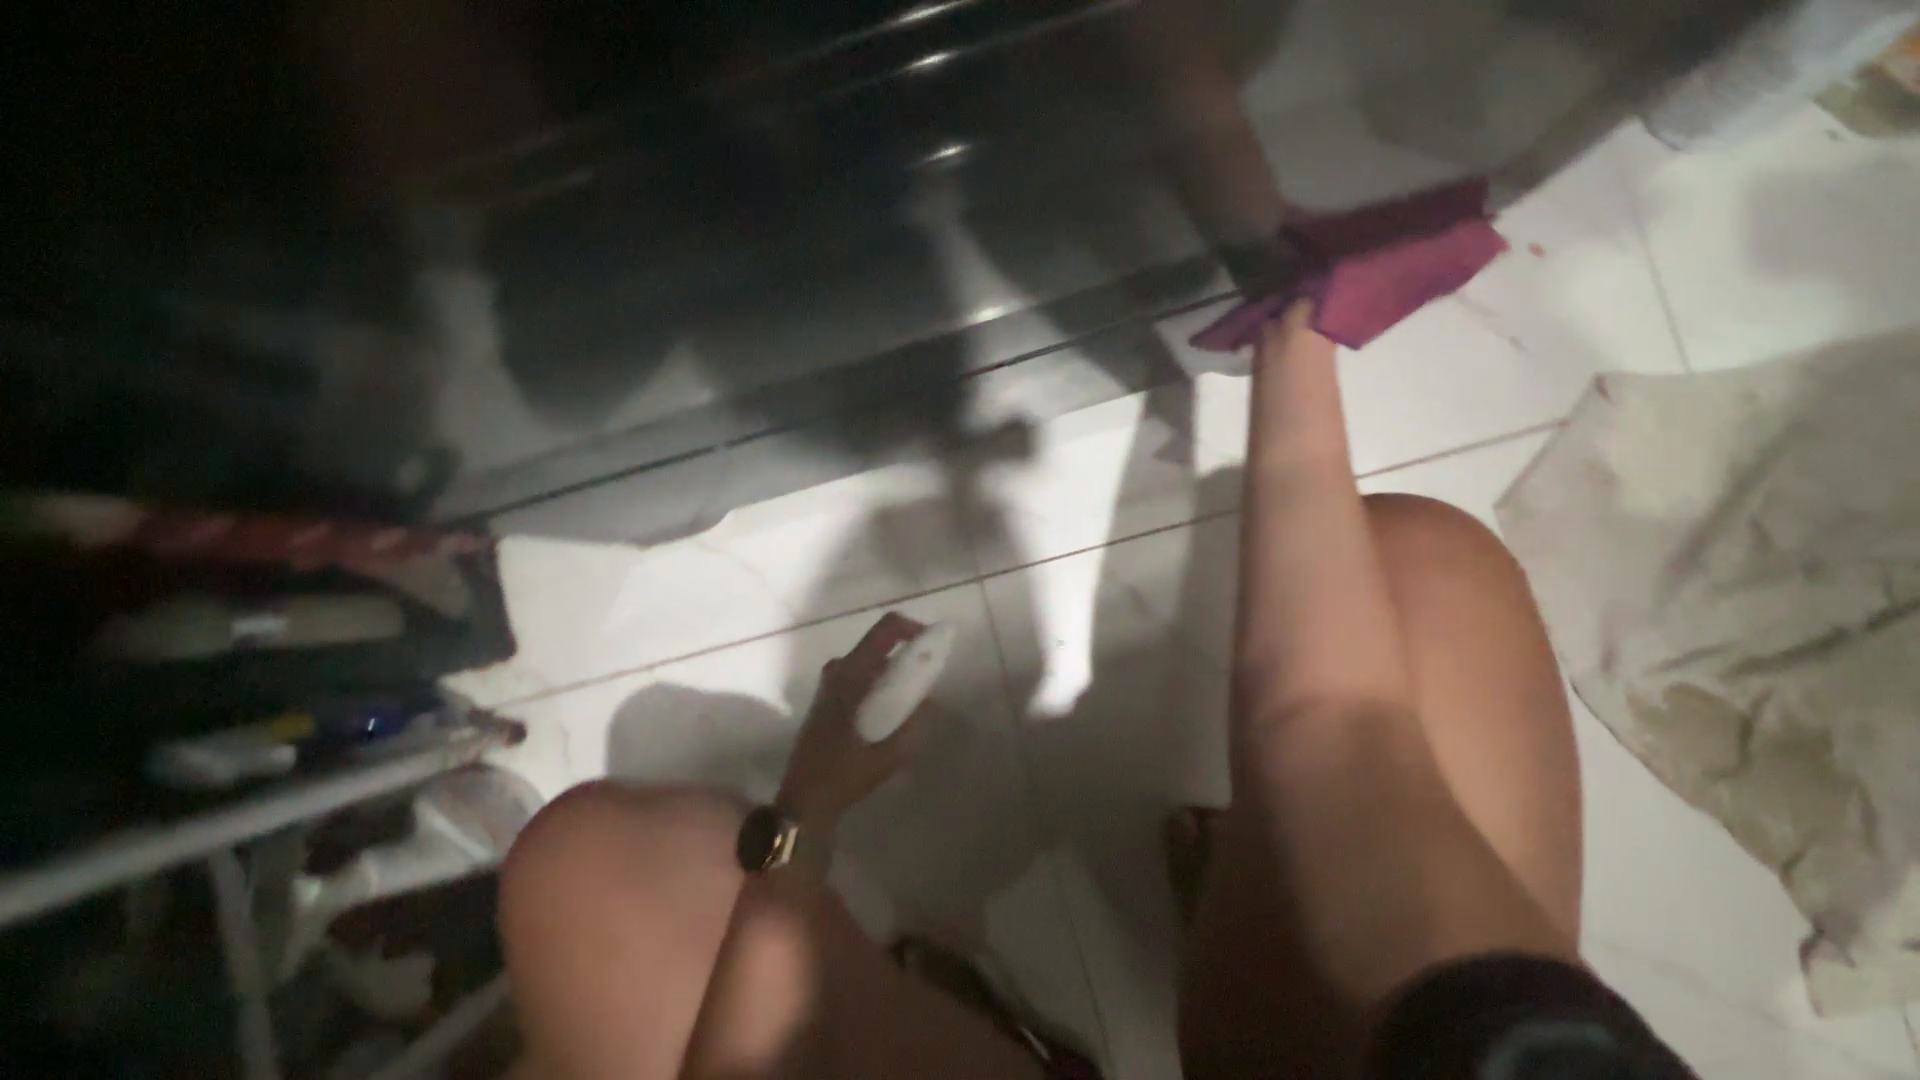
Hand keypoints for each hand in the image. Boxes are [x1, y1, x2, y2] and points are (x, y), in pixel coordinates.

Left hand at [776, 612, 932, 829]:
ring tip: (913, 699)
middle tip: (929, 678)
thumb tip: (930, 701)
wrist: (803, 802)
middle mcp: (837, 670)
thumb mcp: (890, 753)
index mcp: (851, 674)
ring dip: (894, 671)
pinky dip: (880, 683)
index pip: (886, 629)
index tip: (935, 646)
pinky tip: (891, 712)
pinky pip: (861, 677)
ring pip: (870, 661)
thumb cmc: (844, 775)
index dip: (915, 628)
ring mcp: (829, 684)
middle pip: (879, 643)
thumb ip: (915, 723)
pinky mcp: (827, 700)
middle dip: (907, 653)